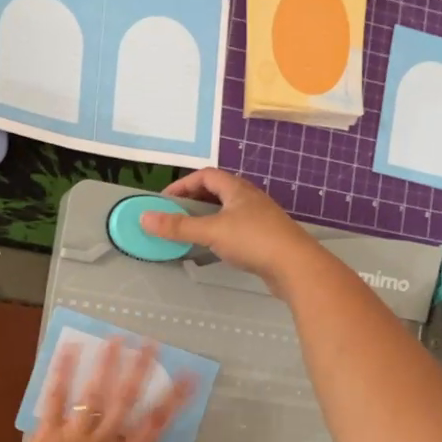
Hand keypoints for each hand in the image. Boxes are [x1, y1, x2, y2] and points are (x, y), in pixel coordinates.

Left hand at [0, 335, 193, 441]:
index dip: (174, 399)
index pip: (155, 424)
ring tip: (115, 339)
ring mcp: (74, 438)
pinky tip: (68, 351)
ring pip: (94, 396)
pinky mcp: (47, 436)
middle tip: (151, 344)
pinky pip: (54, 401)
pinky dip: (61, 375)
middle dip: (140, 370)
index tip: (188, 377)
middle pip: (126, 402)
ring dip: (105, 365)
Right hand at [140, 168, 322, 282]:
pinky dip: (220, 232)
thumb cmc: (253, 240)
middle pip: (217, 191)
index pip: (206, 175)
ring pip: (228, 211)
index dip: (183, 184)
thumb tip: (144, 218)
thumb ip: (178, 227)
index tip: (164, 200)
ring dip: (207, 217)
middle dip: (194, 200)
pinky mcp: (266, 238)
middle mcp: (250, 198)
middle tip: (174, 215)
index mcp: (237, 189)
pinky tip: (214, 246)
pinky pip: (237, 228)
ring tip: (190, 231)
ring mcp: (260, 218)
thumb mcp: (211, 231)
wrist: (296, 266)